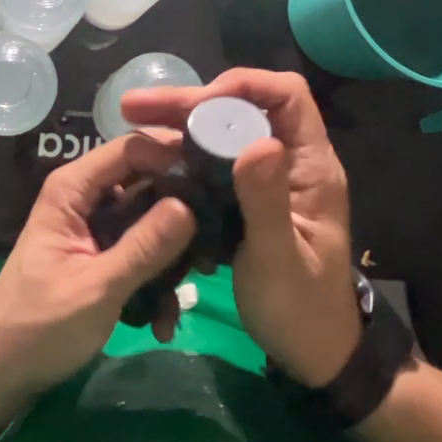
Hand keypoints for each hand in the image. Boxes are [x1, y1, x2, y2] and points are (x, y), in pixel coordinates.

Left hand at [0, 132, 197, 405]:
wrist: (0, 375)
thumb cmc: (39, 327)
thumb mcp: (97, 288)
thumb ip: (144, 247)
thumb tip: (190, 205)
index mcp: (73, 188)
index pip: (131, 148)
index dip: (173, 154)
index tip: (216, 175)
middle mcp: (85, 197)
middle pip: (146, 181)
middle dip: (181, 212)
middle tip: (216, 240)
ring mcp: (95, 227)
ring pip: (149, 221)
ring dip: (171, 257)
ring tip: (191, 290)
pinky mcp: (102, 256)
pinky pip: (140, 252)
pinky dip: (155, 280)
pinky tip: (162, 321)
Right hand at [121, 68, 362, 386]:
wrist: (313, 354)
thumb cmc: (303, 310)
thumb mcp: (281, 261)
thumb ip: (268, 203)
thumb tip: (256, 142)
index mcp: (311, 165)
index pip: (286, 95)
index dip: (242, 87)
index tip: (196, 106)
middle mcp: (288, 159)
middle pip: (240, 108)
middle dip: (188, 103)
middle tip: (133, 107)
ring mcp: (264, 176)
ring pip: (220, 131)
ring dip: (176, 124)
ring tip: (128, 122)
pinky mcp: (243, 196)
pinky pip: (210, 160)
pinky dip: (178, 153)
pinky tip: (144, 158)